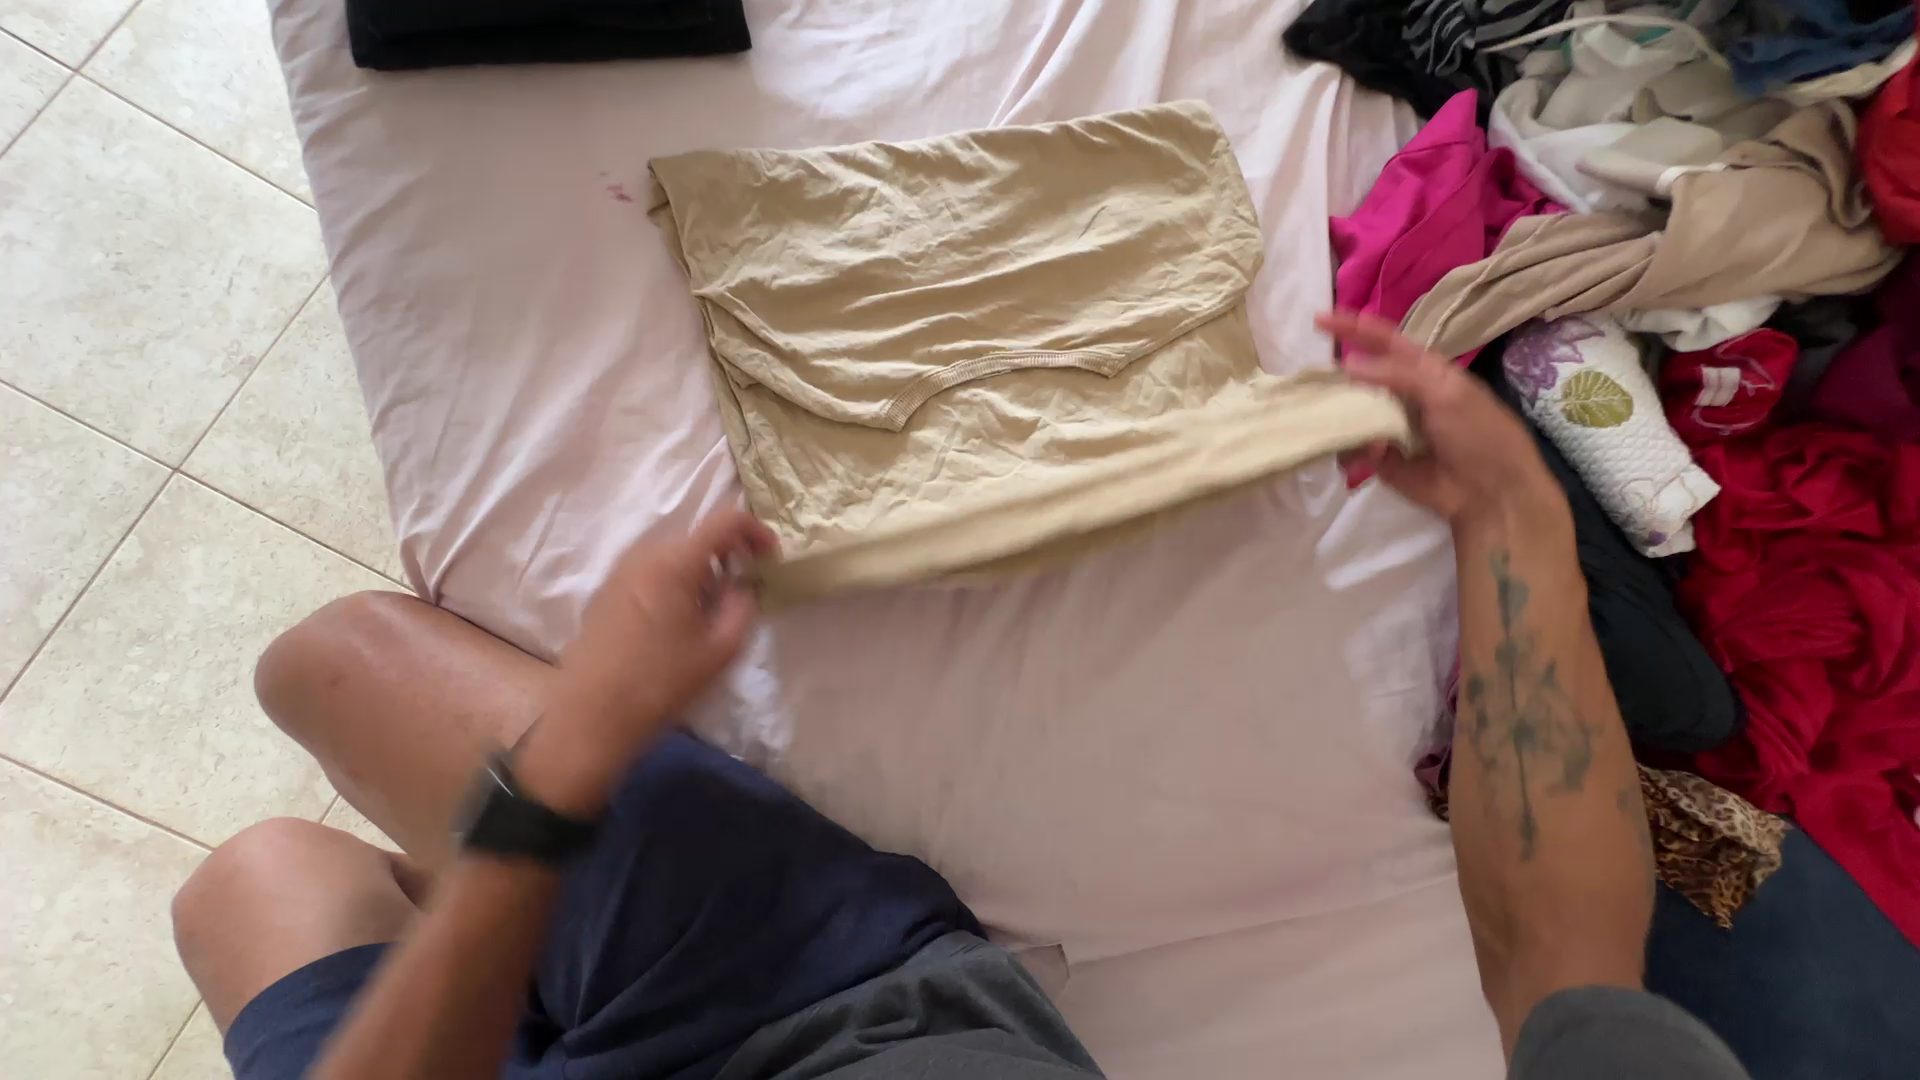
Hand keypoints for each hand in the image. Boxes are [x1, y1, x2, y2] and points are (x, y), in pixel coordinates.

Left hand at [516, 509, 777, 815]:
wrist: (591, 719)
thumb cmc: (660, 684)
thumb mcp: (720, 648)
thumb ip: (742, 605)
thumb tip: (742, 586)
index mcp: (673, 563)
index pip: (726, 521)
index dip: (757, 531)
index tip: (772, 558)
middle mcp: (643, 554)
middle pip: (698, 535)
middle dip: (729, 554)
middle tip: (745, 587)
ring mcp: (619, 571)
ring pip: (674, 553)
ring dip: (702, 569)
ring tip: (713, 608)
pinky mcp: (606, 591)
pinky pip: (652, 570)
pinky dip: (676, 580)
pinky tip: (680, 619)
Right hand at [1316, 310, 1565, 529]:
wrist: (1488, 492)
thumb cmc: (1479, 434)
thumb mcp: (1446, 394)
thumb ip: (1398, 376)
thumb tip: (1347, 365)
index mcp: (1422, 371)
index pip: (1384, 341)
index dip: (1354, 328)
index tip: (1320, 319)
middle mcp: (1400, 395)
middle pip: (1357, 378)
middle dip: (1336, 380)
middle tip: (1314, 385)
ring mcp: (1386, 426)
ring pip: (1348, 413)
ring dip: (1346, 419)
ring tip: (1363, 431)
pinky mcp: (1376, 457)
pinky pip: (1350, 447)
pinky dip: (1353, 451)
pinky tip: (1372, 457)